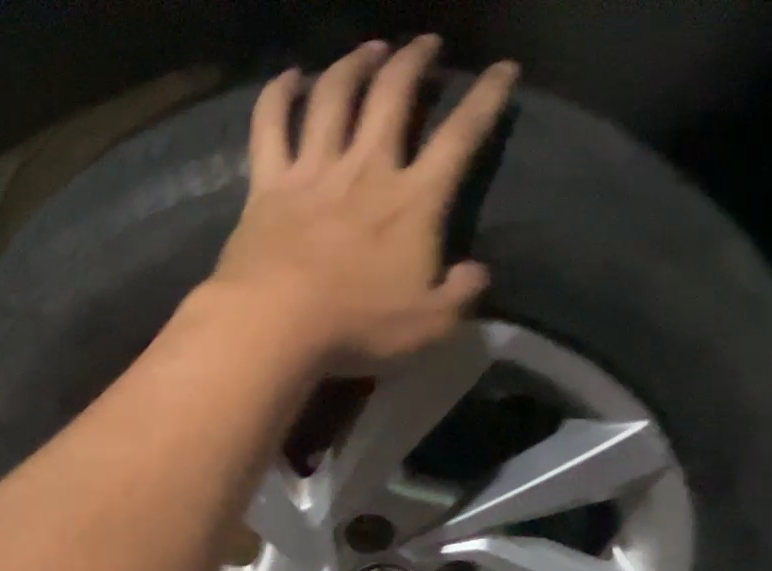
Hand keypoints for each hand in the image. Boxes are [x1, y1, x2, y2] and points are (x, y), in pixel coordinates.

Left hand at [209, 36, 518, 366]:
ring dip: (354, 65)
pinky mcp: (268, 183)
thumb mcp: (430, 325)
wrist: (276, 322)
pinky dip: (278, 93)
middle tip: (426, 44)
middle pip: (393, 96)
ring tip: (370, 49)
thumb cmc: (358, 325)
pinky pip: (270, 124)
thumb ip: (461, 295)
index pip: (460, 136)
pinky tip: (289, 76)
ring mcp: (314, 170)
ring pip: (334, 96)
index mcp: (414, 201)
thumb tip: (478, 272)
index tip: (503, 69)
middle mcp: (367, 169)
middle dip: (415, 61)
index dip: (487, 98)